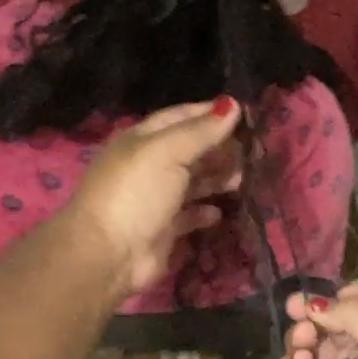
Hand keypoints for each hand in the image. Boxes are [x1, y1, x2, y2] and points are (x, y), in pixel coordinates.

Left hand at [65, 97, 244, 296]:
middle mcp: (148, 167)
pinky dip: (205, 212)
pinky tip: (219, 212)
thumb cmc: (136, 193)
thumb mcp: (167, 152)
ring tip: (241, 180)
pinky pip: (189, 216)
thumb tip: (232, 105)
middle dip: (218, 149)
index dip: (209, 114)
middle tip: (249, 154)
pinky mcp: (163, 231)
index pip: (179, 118)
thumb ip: (200, 131)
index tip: (243, 115)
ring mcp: (155, 200)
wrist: (109, 253)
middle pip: (189, 151)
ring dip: (216, 179)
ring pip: (192, 182)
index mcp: (142, 140)